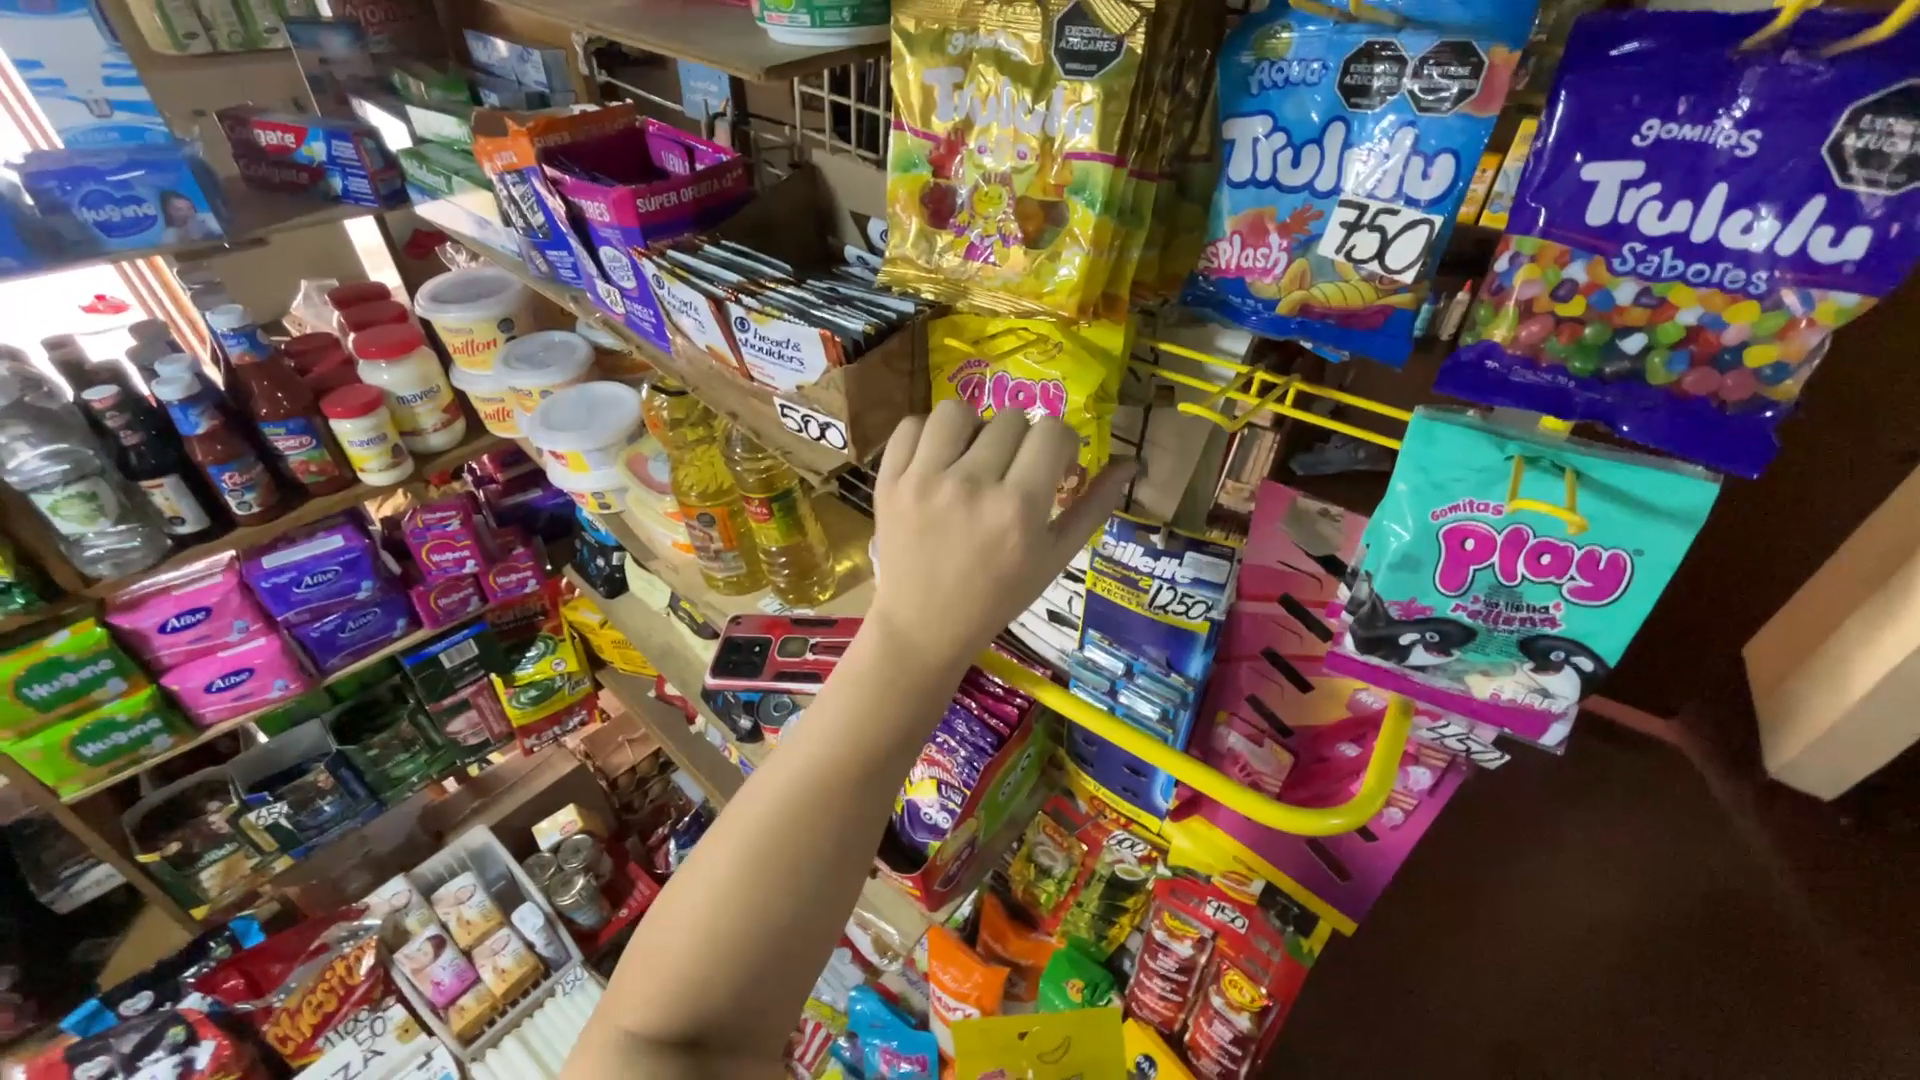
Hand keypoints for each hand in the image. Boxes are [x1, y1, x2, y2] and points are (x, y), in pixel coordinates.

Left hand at [868, 400, 1134, 672]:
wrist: (926, 625)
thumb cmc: (999, 595)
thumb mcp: (1055, 558)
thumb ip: (1094, 506)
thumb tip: (1132, 463)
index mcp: (1019, 508)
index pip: (1053, 431)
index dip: (1061, 444)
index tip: (1052, 467)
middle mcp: (971, 486)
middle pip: (1010, 419)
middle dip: (1020, 442)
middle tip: (1012, 473)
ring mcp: (924, 480)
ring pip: (958, 411)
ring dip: (973, 429)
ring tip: (972, 460)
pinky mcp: (889, 481)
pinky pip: (912, 425)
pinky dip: (928, 436)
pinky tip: (938, 462)